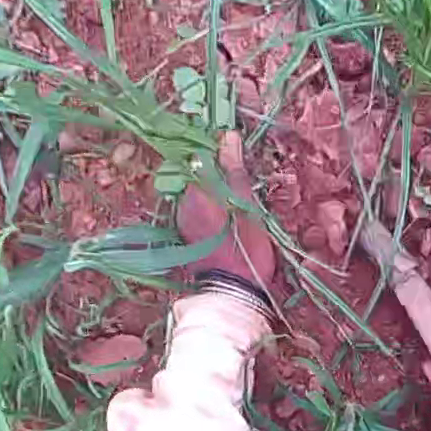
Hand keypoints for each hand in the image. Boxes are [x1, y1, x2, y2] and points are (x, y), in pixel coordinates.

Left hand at [177, 131, 274, 285]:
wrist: (234, 293)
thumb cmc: (247, 252)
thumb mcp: (248, 208)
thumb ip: (235, 172)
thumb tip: (229, 137)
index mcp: (196, 192)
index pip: (199, 156)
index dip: (216, 154)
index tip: (233, 158)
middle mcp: (182, 203)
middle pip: (195, 175)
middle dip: (213, 174)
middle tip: (238, 185)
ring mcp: (182, 220)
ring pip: (195, 193)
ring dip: (211, 192)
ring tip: (233, 204)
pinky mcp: (185, 235)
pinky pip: (195, 210)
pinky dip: (207, 208)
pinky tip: (223, 219)